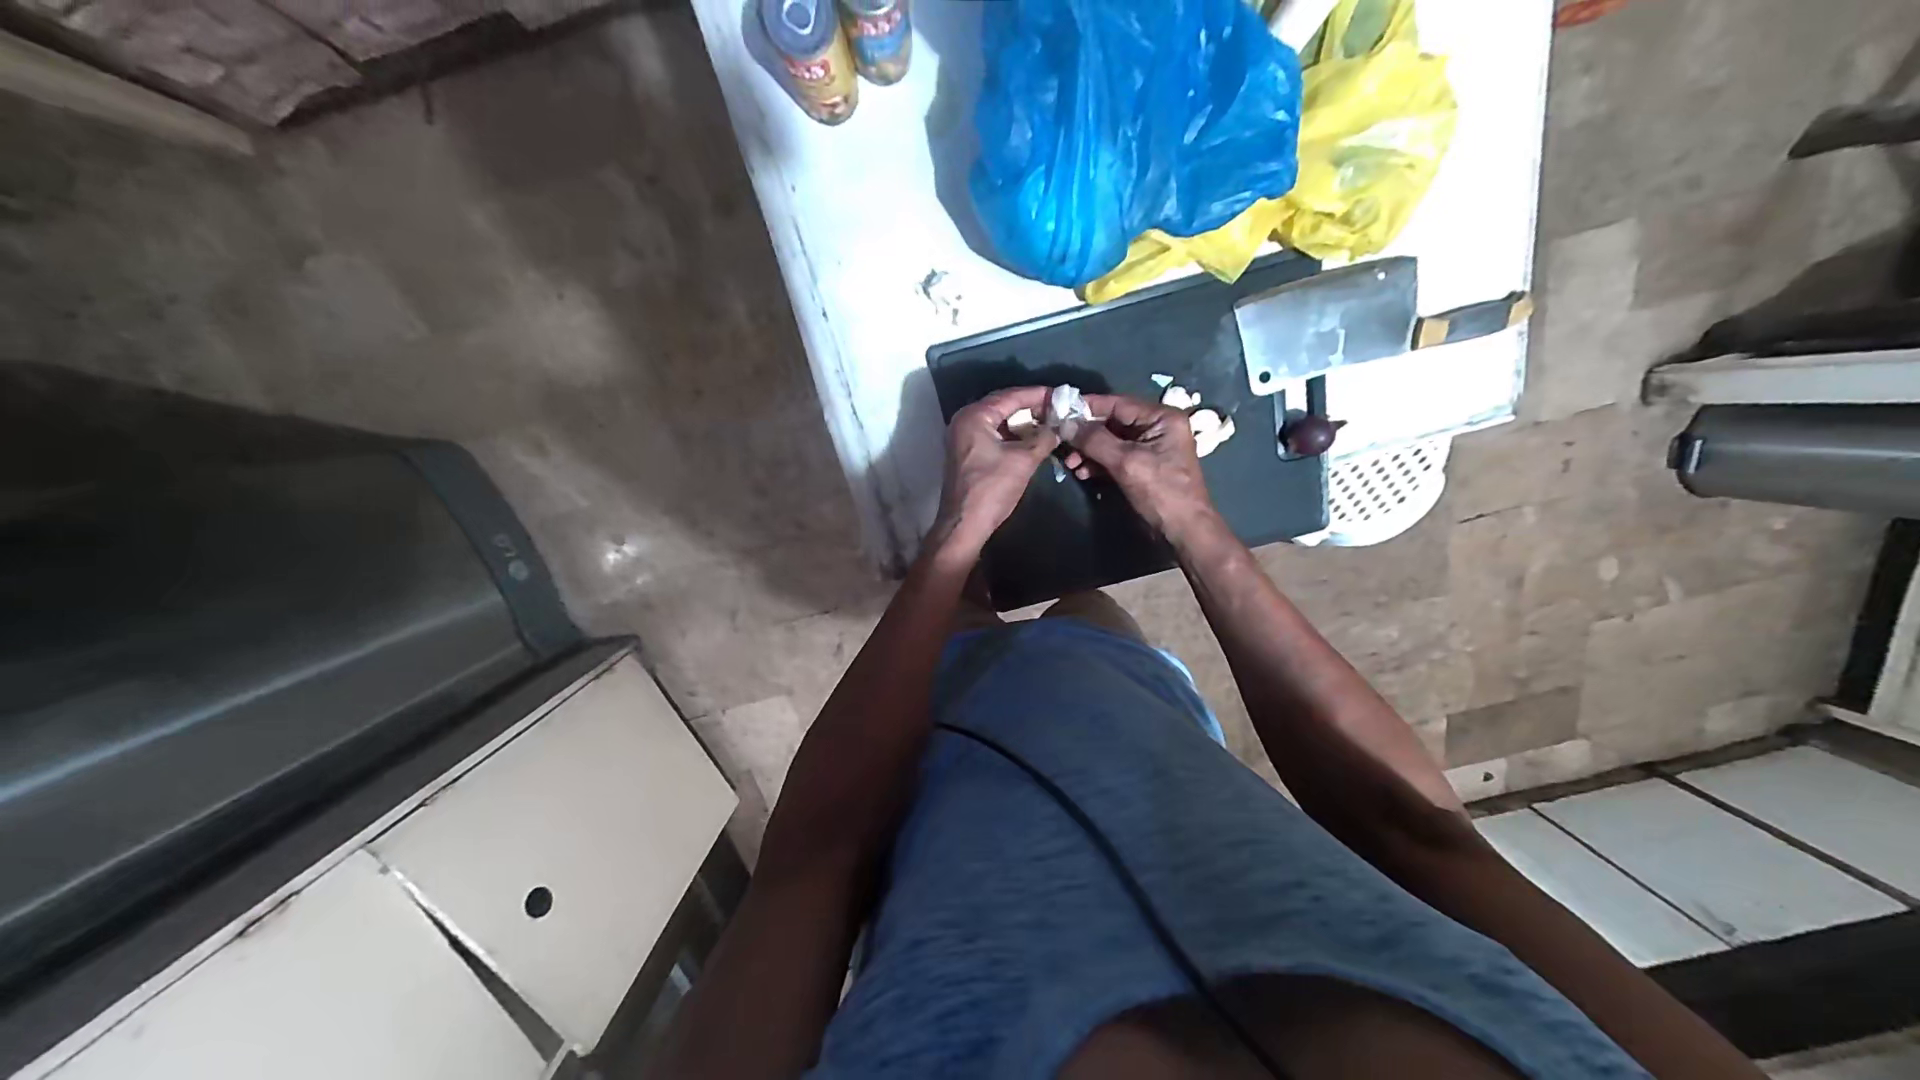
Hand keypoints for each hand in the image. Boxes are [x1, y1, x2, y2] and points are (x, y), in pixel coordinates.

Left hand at [932, 386, 1059, 555]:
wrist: (965, 524)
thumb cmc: (992, 489)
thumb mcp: (1023, 460)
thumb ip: (1044, 438)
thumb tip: (1061, 427)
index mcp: (975, 416)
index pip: (1011, 396)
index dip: (1039, 395)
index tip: (1063, 396)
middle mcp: (965, 420)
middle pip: (1003, 405)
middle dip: (1031, 406)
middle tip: (1058, 409)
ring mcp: (963, 436)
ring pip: (998, 420)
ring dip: (1023, 421)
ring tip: (1049, 422)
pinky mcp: (967, 452)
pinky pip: (993, 433)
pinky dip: (1012, 434)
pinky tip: (1031, 438)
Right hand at [1063, 394, 1221, 544]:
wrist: (1183, 530)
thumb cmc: (1161, 492)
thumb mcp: (1127, 462)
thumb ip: (1095, 440)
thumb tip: (1066, 423)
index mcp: (1161, 418)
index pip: (1117, 404)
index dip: (1087, 407)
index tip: (1059, 410)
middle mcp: (1155, 427)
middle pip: (1111, 422)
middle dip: (1085, 434)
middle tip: (1061, 441)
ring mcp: (1148, 448)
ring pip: (1109, 441)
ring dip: (1088, 451)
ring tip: (1071, 463)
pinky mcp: (1140, 467)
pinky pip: (1113, 457)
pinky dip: (1096, 463)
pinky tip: (1082, 473)